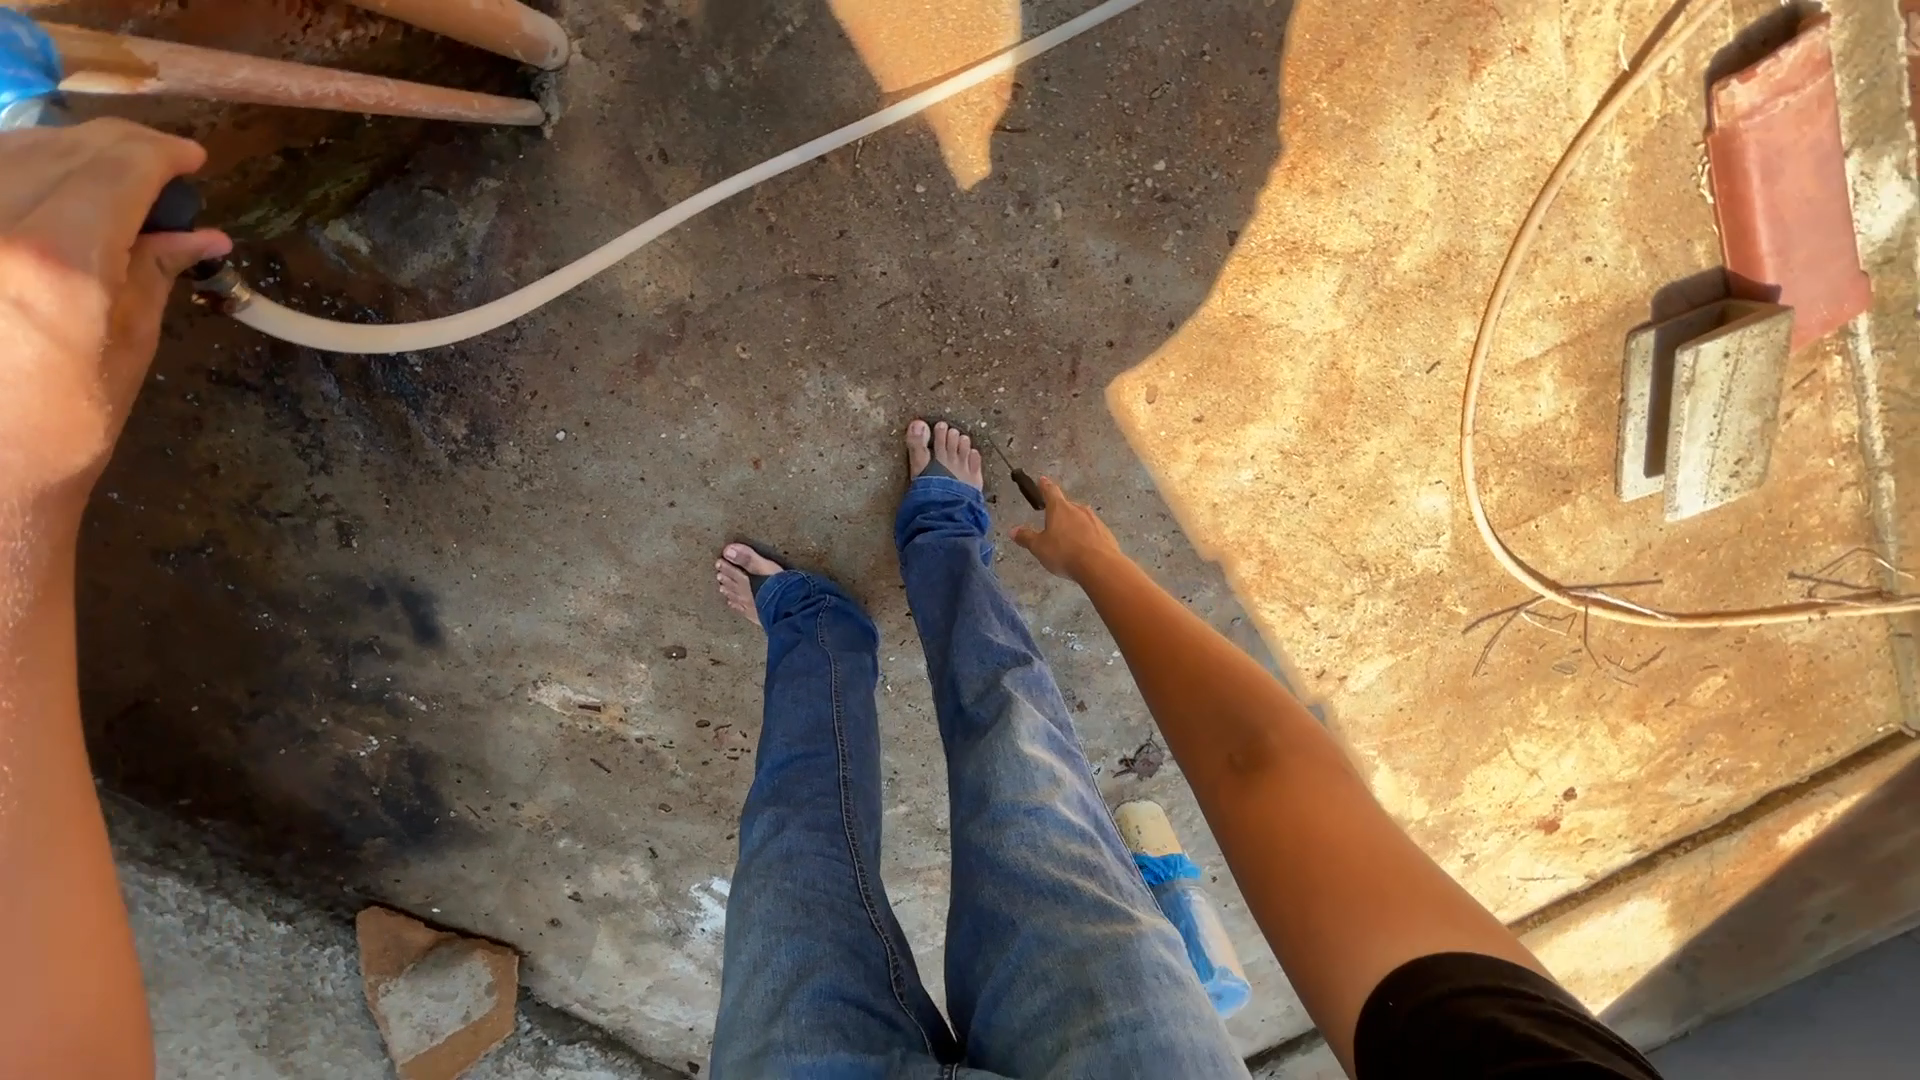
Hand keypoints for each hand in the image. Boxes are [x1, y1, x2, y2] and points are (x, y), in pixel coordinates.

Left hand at [0, 119, 228, 516]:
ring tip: (98, 180)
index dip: (158, 154)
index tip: (191, 156)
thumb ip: (150, 272)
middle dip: (109, 149)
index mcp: (54, 261)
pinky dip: (15, 176)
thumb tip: (198, 235)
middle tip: (155, 168)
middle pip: (51, 147)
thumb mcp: (126, 346)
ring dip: (55, 153)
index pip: (113, 170)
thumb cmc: (60, 420)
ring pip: (1, 151)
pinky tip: (38, 194)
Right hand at [1011, 476, 1123, 579]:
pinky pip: (1092, 531)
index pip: (1050, 491)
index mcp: (1059, 509)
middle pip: (1067, 506)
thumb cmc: (1065, 553)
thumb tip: (1013, 531)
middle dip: (1060, 512)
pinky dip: (1086, 537)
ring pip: (1081, 518)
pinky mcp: (1105, 533)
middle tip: (1053, 521)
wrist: (1099, 565)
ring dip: (1074, 525)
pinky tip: (1083, 550)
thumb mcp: (1039, 547)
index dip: (1045, 486)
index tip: (1042, 480)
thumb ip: (1026, 538)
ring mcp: (1094, 520)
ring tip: (1068, 540)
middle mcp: (1078, 509)